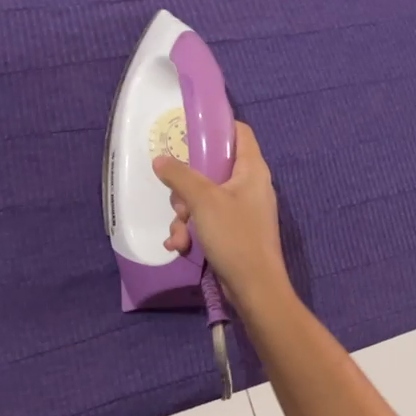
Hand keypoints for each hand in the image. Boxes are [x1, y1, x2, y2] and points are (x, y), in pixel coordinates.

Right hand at [153, 121, 295, 311]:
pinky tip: (180, 247)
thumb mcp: (203, 201)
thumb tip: (160, 160)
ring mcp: (243, 210)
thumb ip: (180, 176)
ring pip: (204, 199)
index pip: (240, 132)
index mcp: (252, 169)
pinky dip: (192, 232)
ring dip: (185, 216)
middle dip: (186, 188)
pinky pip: (207, 222)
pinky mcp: (235, 232)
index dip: (217, 127)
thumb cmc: (235, 236)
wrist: (255, 288)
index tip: (190, 132)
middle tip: (180, 202)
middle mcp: (250, 185)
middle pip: (212, 168)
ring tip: (179, 235)